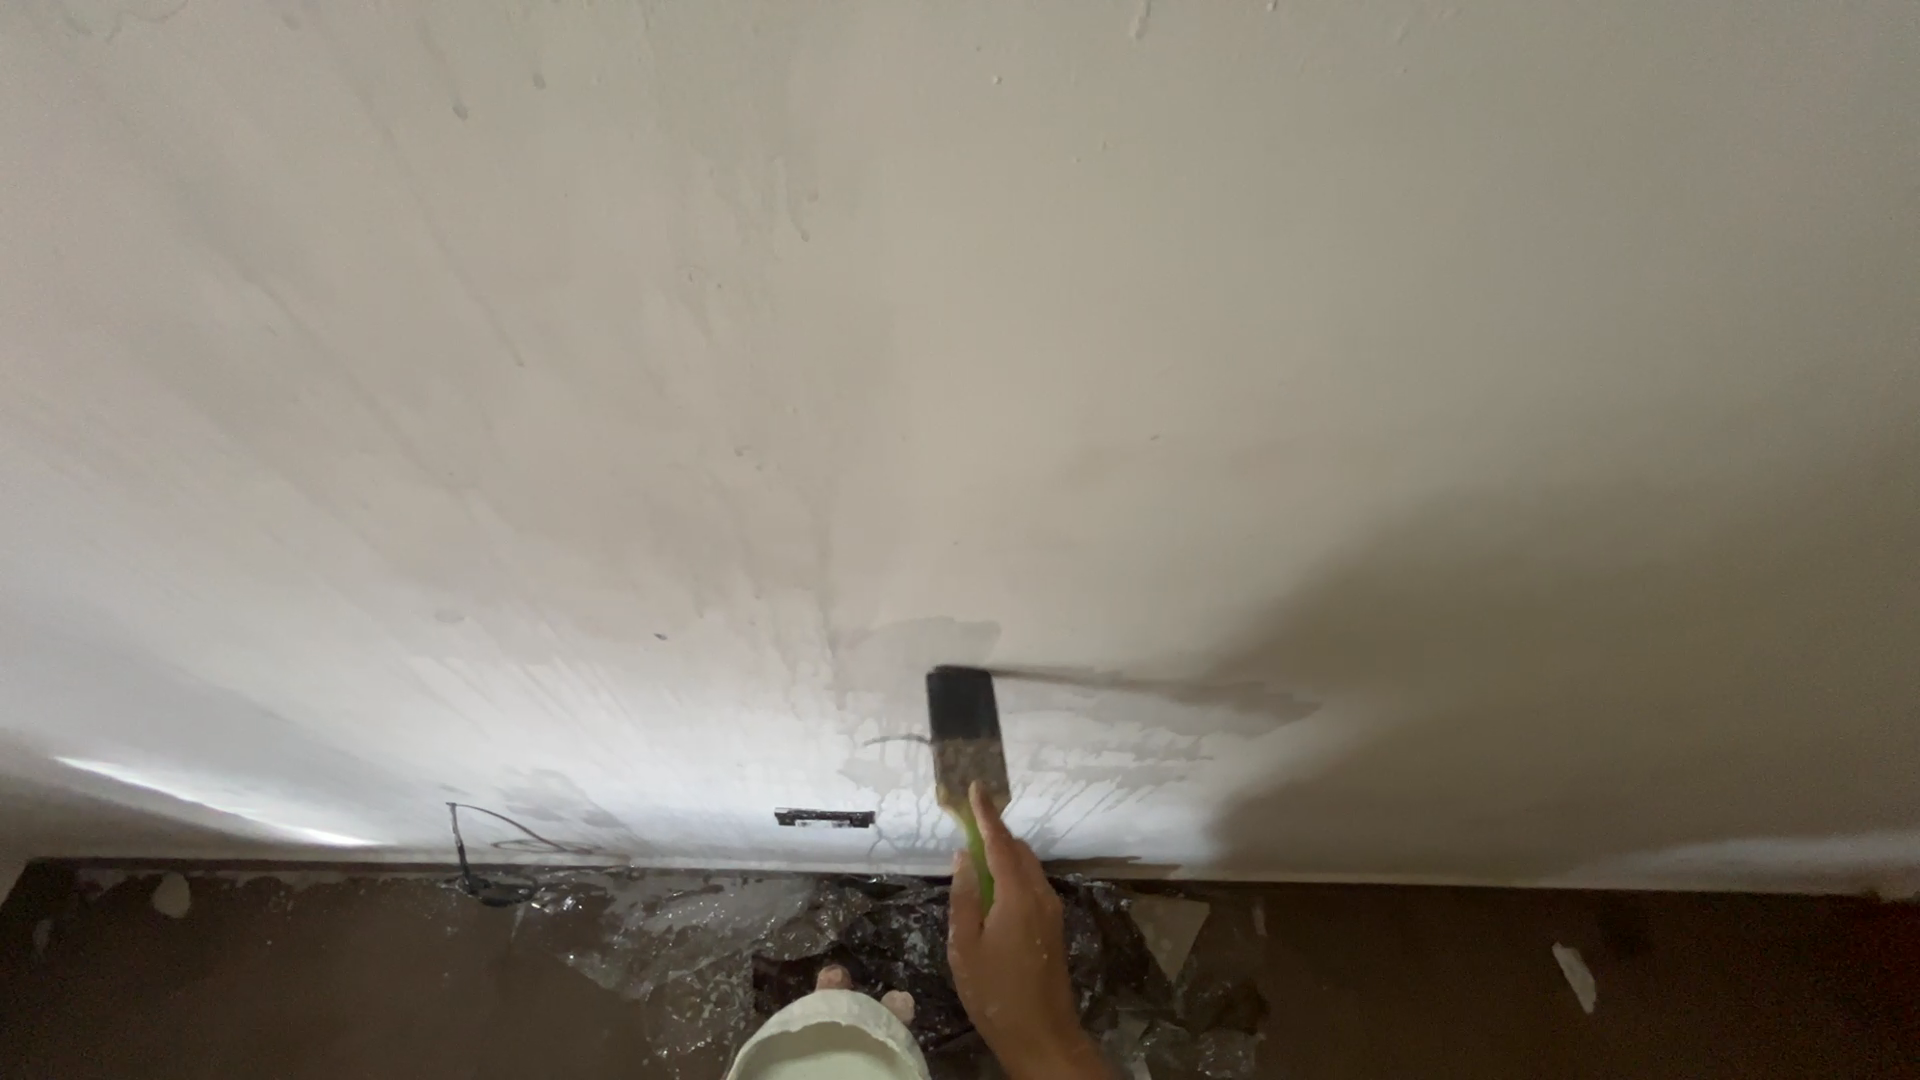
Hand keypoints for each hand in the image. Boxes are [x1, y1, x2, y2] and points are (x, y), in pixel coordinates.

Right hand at [948, 783, 1107, 1079]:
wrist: (1043, 1037)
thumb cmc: (995, 993)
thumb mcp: (964, 946)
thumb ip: (964, 896)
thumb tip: (963, 856)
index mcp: (1017, 894)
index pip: (999, 842)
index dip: (986, 814)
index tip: (976, 787)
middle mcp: (1040, 893)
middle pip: (1017, 849)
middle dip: (994, 832)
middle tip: (968, 822)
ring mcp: (1051, 909)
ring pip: (1026, 866)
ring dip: (1004, 853)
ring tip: (976, 855)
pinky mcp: (1053, 924)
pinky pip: (1031, 883)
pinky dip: (1012, 872)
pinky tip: (993, 889)